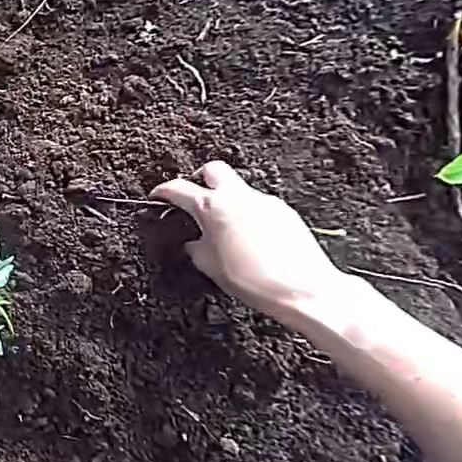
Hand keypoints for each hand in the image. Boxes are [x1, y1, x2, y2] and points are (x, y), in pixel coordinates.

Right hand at [151, 160, 349, 323]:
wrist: (303, 291)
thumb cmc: (254, 281)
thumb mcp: (209, 266)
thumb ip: (196, 247)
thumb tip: (195, 242)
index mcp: (211, 208)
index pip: (178, 188)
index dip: (162, 191)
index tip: (157, 195)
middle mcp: (237, 197)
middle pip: (212, 170)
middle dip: (199, 179)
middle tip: (194, 197)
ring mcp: (264, 201)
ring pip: (238, 187)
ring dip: (226, 199)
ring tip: (224, 226)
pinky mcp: (284, 211)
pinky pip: (258, 204)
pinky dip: (248, 213)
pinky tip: (249, 236)